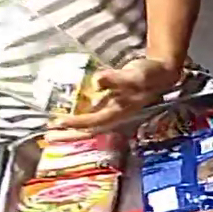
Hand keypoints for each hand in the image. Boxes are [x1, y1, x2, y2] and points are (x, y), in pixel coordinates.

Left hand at [52, 57, 183, 130]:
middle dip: (72, 135)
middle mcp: (116, 114)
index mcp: (122, 110)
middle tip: (49, 138)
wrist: (163, 73)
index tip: (58, 122)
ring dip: (73, 130)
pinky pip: (92, 115)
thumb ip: (118, 79)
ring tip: (54, 131)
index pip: (97, 121)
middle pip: (92, 129)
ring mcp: (114, 109)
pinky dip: (79, 119)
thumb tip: (97, 81)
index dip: (78, 123)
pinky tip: (68, 116)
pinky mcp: (111, 103)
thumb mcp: (136, 75)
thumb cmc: (150, 74)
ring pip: (91, 124)